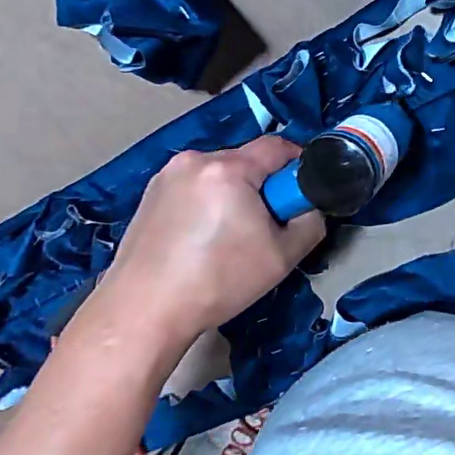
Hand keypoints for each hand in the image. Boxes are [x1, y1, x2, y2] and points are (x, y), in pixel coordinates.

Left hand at [93, 137, 325, 352]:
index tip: (299, 193)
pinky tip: (199, 239)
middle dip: (262, 185)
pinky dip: (205, 202)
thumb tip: (309, 207)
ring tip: (229, 237)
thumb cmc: (216, 282)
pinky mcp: (151, 192)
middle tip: (265, 225)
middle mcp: (196, 160)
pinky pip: (193, 186)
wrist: (144, 308)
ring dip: (232, 194)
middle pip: (245, 160)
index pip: (277, 146)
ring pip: (218, 173)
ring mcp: (168, 174)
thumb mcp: (282, 258)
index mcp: (228, 168)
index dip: (297, 165)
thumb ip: (309, 223)